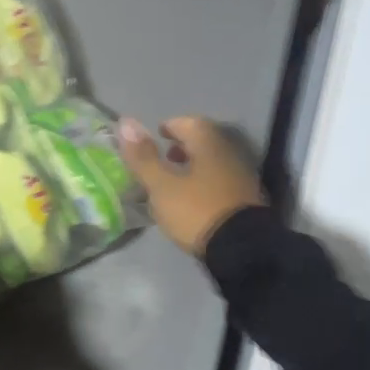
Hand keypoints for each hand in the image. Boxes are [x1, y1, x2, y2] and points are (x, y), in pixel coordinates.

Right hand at [118, 116, 264, 254]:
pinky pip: (219, 180)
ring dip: (193, 164)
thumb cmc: (196, 210)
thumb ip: (143, 157)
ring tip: (174, 180)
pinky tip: (192, 198)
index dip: (171, 126)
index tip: (157, 134)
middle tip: (164, 156)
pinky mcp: (244, 198)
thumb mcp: (162, 186)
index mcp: (209, 144)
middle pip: (204, 141)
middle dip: (182, 145)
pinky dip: (203, 181)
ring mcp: (240, 176)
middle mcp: (229, 153)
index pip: (189, 123)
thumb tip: (125, 122)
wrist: (240, 246)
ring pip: (212, 161)